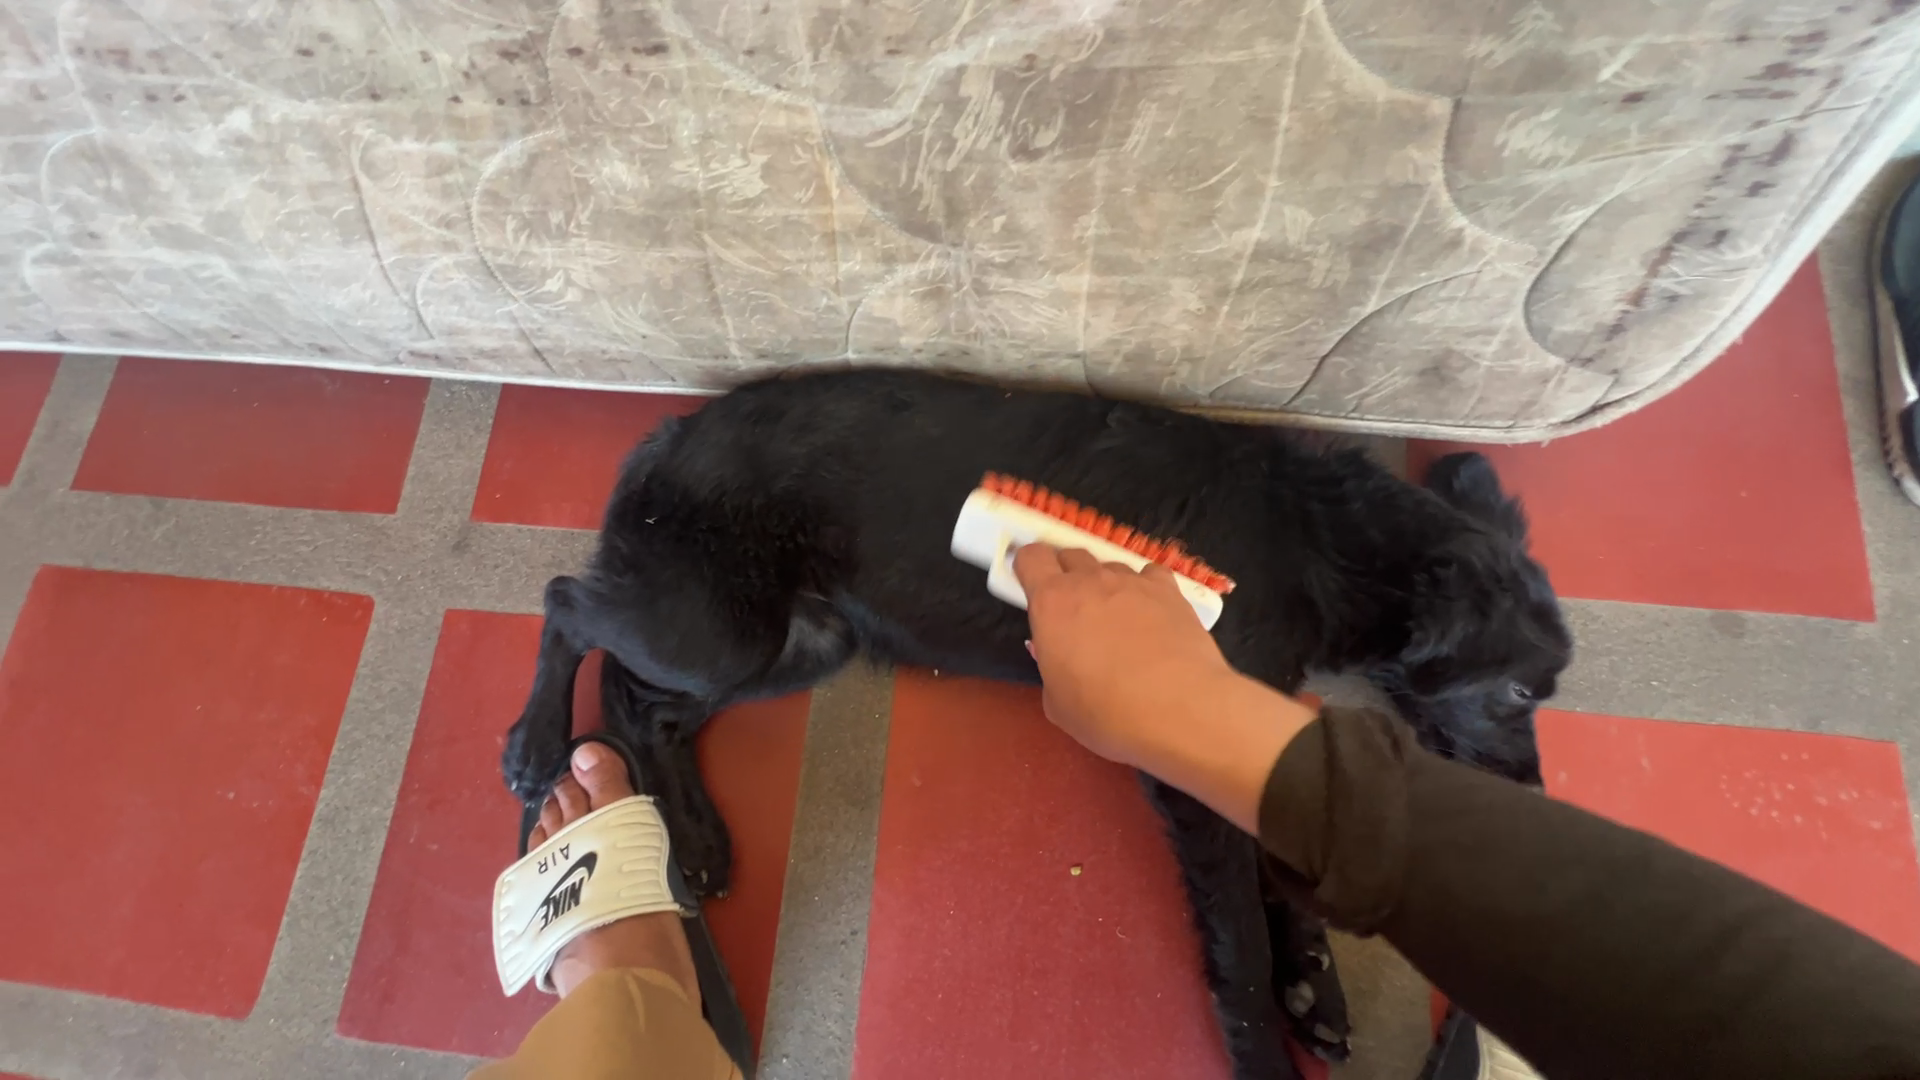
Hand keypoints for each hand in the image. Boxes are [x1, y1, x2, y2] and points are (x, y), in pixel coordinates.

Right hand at [1012, 543, 1315, 832]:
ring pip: (1109, 566)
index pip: (1031, 557)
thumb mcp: (1058, 703)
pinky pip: (1149, 575)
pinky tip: (1151, 613)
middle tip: (1071, 608)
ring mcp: (1132, 581)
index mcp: (1052, 603)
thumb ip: (1050, 667)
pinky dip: (1144, 588)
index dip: (1028, 566)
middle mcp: (1090, 581)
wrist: (1180, 710)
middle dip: (1065, 573)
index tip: (1030, 583)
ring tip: (1115, 618)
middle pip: (1070, 554)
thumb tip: (1052, 651)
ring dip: (1105, 584)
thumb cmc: (1107, 713)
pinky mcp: (1170, 590)